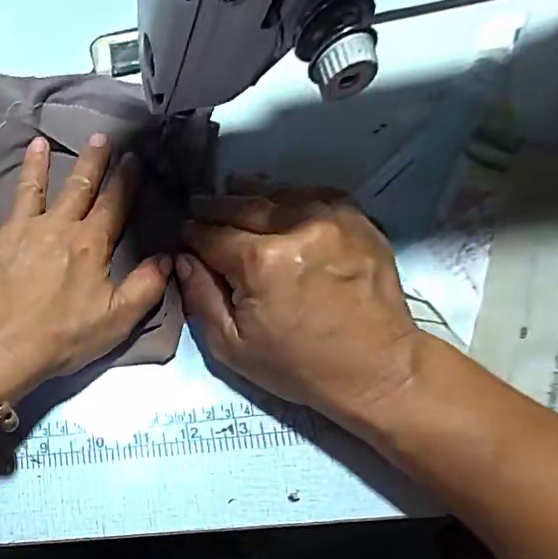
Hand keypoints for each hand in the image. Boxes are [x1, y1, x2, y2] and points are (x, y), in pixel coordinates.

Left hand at [0, 133, 172, 397]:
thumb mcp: (117, 319)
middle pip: (76, 188)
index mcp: (89, 244)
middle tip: (99, 136)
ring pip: (29, 191)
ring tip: (39, 143)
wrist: (2, 346)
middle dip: (91, 162)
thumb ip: (145, 287)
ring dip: (35, 166)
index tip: (134, 156)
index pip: (114, 204)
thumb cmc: (63, 336)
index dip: (126, 180)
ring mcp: (16, 233)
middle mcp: (54, 227)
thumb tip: (167, 257)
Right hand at [176, 181, 425, 420]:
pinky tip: (279, 200)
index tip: (184, 233)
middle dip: (217, 206)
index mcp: (260, 262)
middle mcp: (296, 228)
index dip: (193, 234)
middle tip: (199, 205)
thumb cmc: (296, 366)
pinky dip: (292, 195)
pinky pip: (316, 195)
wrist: (374, 369)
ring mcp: (332, 219)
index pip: (213, 236)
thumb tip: (183, 260)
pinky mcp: (358, 220)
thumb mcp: (231, 346)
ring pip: (281, 195)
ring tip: (233, 189)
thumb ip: (201, 297)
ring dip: (252, 193)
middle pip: (245, 206)